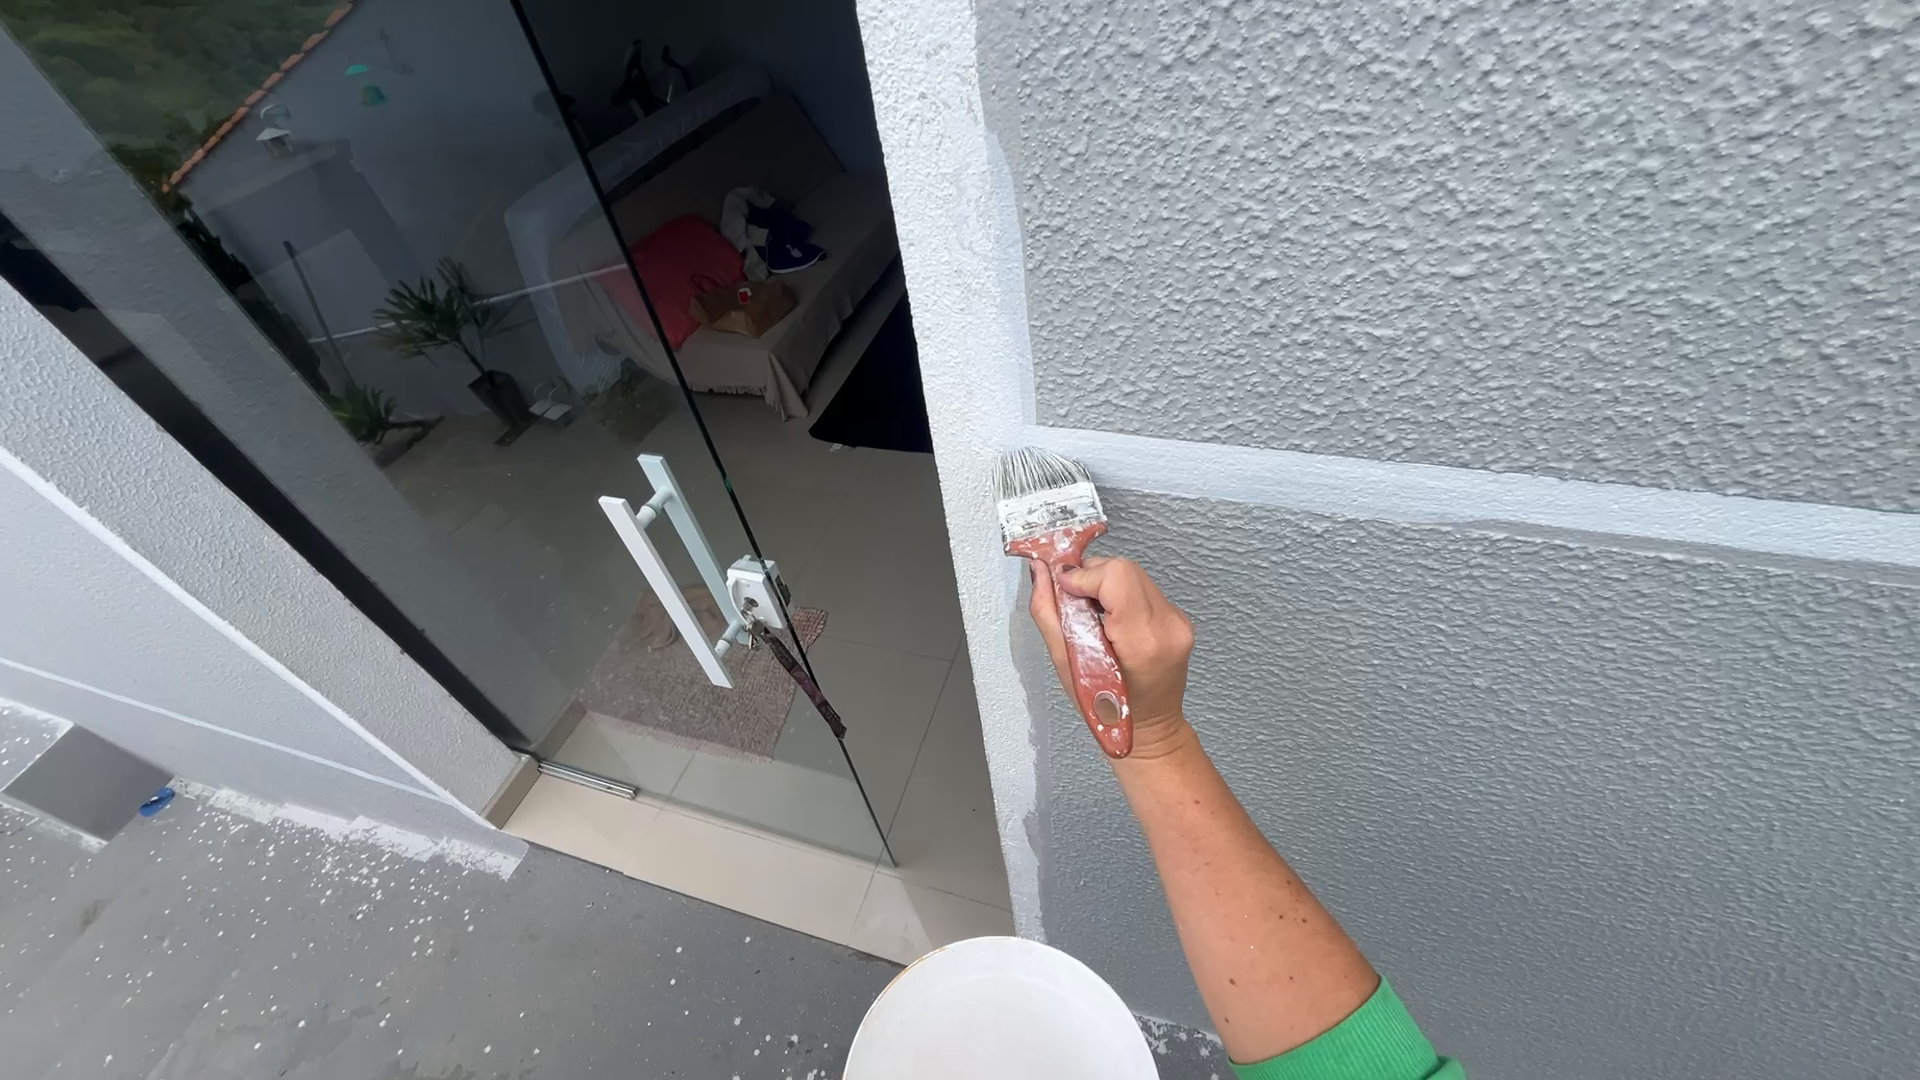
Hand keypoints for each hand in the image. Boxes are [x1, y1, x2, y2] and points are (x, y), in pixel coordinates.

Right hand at [1028, 555, 1195, 757]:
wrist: (1151, 727)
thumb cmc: (1107, 708)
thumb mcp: (1065, 663)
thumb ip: (1049, 612)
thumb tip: (1040, 573)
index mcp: (1142, 641)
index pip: (1116, 576)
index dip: (1083, 576)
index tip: (1064, 589)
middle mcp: (1167, 627)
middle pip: (1124, 569)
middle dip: (1091, 577)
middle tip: (1073, 602)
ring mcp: (1178, 621)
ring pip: (1133, 574)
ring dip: (1104, 585)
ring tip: (1090, 614)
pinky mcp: (1179, 618)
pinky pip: (1143, 587)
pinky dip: (1119, 594)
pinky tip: (1109, 619)